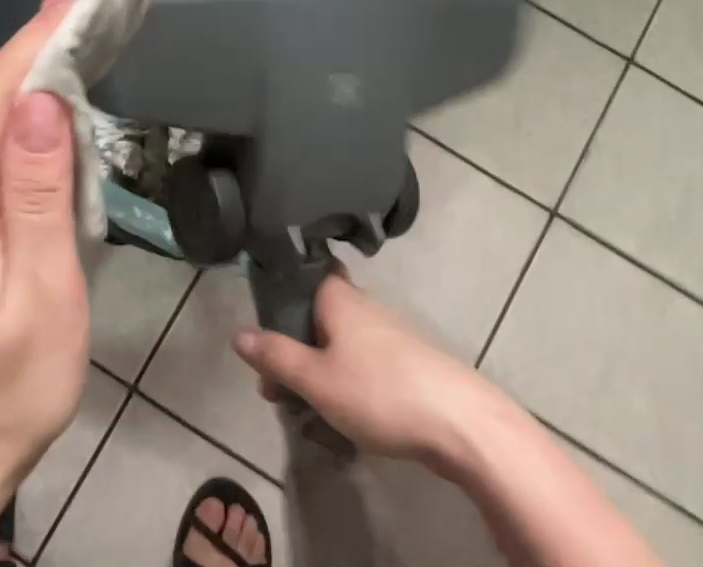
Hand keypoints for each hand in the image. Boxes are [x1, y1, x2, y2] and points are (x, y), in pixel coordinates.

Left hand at [0, 0, 89, 488]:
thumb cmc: (19, 377)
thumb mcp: (43, 287)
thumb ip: (38, 192)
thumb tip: (42, 101)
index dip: (34, 40)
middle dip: (34, 45)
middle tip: (86, 1)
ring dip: (30, 76)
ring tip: (78, 34)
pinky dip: (22, 118)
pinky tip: (52, 103)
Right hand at [232, 271, 494, 470]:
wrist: (465, 426)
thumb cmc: (379, 392)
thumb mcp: (315, 379)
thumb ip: (275, 356)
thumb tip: (237, 334)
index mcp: (339, 298)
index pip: (302, 276)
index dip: (279, 299)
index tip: (263, 334)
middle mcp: (365, 306)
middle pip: (318, 317)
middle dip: (294, 350)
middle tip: (276, 391)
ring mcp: (392, 335)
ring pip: (341, 344)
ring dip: (319, 371)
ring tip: (307, 410)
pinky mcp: (412, 364)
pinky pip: (365, 365)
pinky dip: (348, 383)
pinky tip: (345, 416)